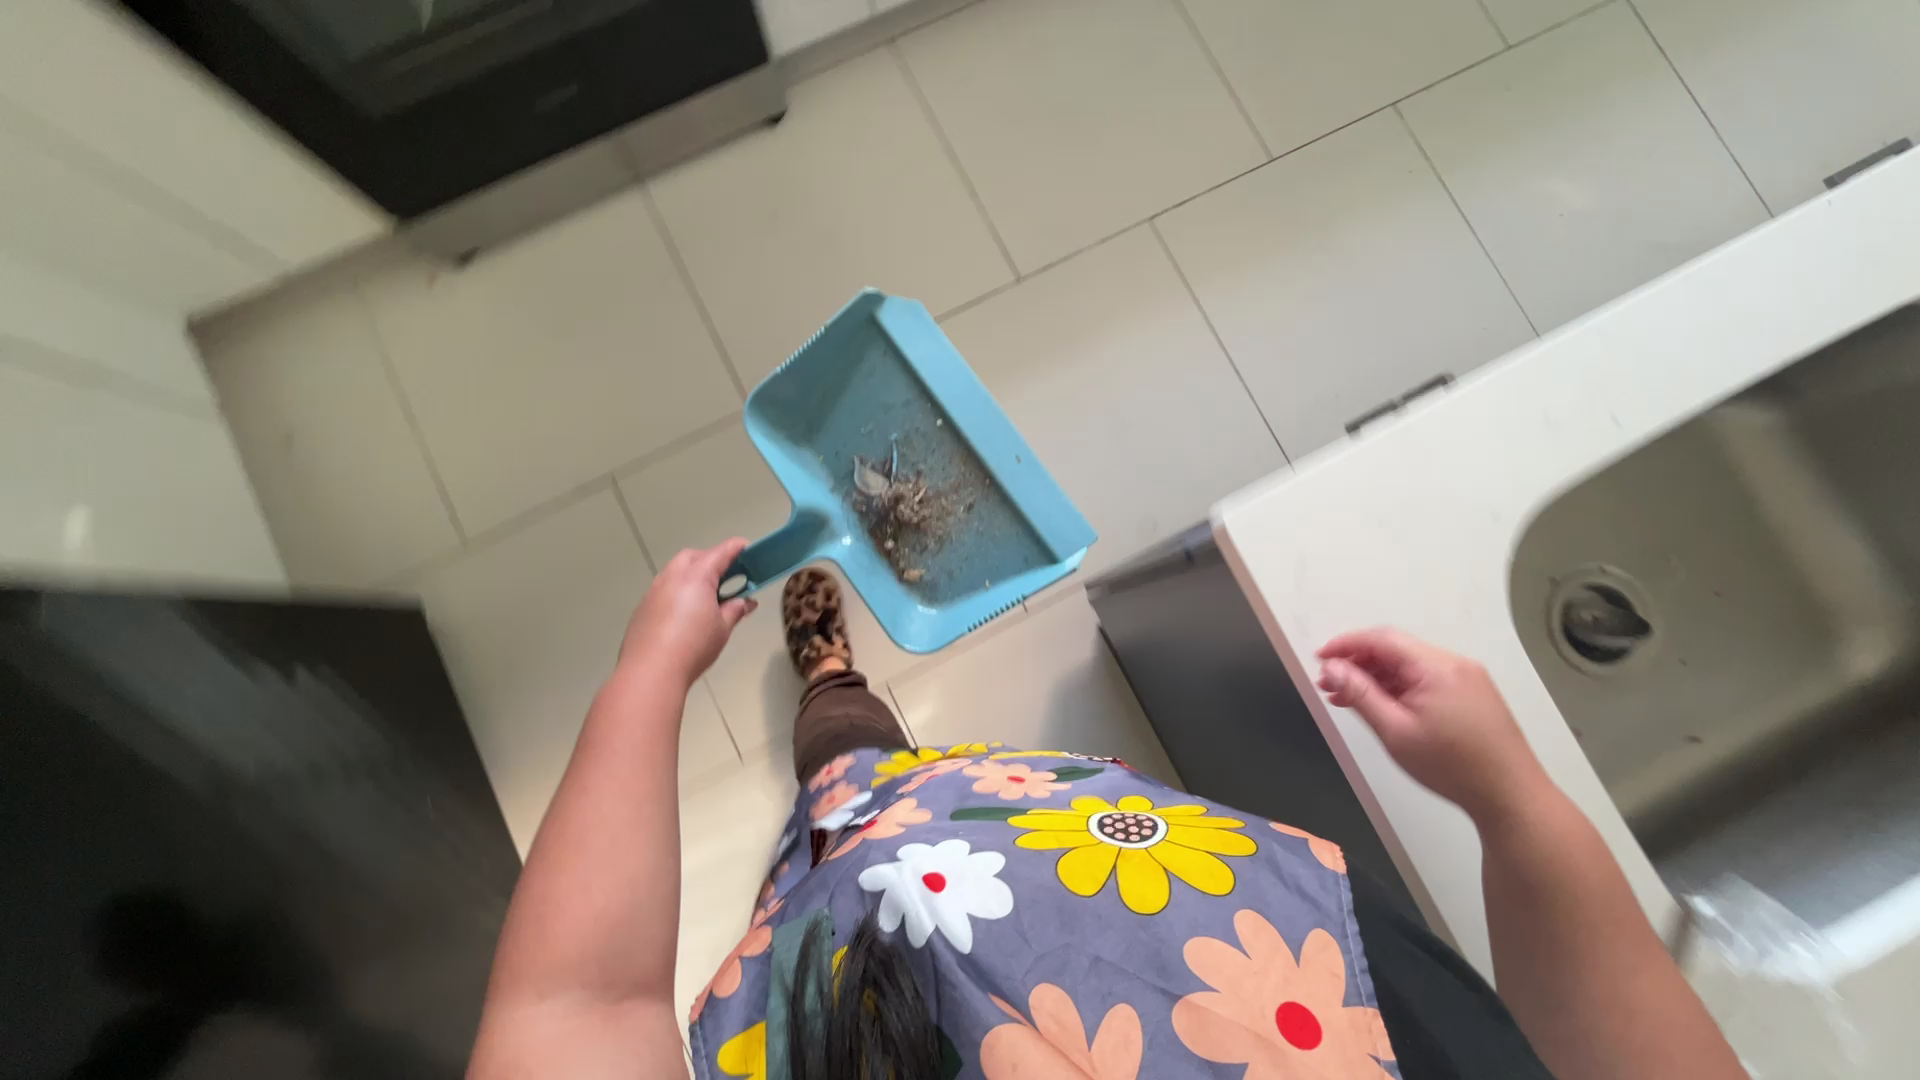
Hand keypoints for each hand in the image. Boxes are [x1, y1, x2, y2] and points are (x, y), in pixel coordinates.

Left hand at [619, 538, 757, 686]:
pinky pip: (664, 588)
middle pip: (694, 556)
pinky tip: (685, 613)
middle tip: (727, 576)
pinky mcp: (643, 607)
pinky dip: (678, 591)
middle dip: (711, 559)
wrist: (650, 671)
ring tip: (706, 596)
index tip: (748, 548)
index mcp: (697, 576)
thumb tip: (746, 602)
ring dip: (692, 574)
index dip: (737, 548)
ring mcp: (654, 591)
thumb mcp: (722, 628)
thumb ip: (735, 610)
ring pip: (675, 571)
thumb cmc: (694, 646)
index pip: (721, 553)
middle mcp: (673, 577)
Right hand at [1316, 628, 1548, 825]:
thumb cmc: (1450, 766)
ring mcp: (1467, 678)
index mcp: (1437, 667)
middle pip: (1395, 648)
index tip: (1318, 660)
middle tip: (1328, 684)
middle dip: (1357, 661)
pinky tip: (1380, 705)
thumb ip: (1360, 694)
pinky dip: (1397, 686)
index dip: (1345, 644)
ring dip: (1376, 675)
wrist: (1511, 797)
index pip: (1382, 639)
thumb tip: (1331, 668)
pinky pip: (1425, 678)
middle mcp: (1454, 664)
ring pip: (1409, 664)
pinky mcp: (1472, 694)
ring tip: (1346, 698)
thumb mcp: (1395, 731)